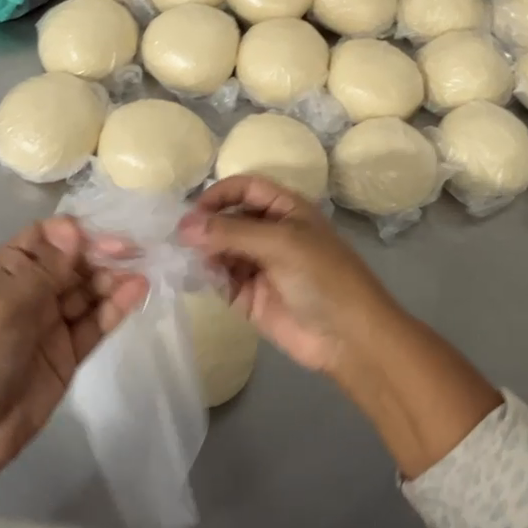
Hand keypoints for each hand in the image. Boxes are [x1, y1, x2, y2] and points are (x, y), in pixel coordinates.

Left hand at [0, 217, 147, 485]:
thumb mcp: (1, 306)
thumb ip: (43, 269)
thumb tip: (74, 228)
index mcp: (4, 273)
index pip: (44, 238)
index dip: (74, 233)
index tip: (103, 235)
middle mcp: (28, 292)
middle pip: (71, 262)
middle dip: (100, 252)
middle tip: (134, 250)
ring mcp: (49, 324)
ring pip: (87, 291)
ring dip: (112, 278)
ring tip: (141, 270)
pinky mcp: (67, 354)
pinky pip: (94, 323)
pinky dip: (115, 307)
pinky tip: (136, 291)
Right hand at [178, 174, 401, 375]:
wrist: (350, 338)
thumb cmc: (322, 277)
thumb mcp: (281, 243)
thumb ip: (231, 232)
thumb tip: (184, 225)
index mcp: (286, 210)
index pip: (245, 188)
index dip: (219, 194)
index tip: (193, 212)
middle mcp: (271, 233)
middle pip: (229, 219)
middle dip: (205, 226)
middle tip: (178, 240)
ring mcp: (260, 266)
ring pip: (221, 250)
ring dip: (203, 252)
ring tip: (184, 260)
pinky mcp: (250, 298)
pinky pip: (222, 280)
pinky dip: (207, 277)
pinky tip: (195, 278)